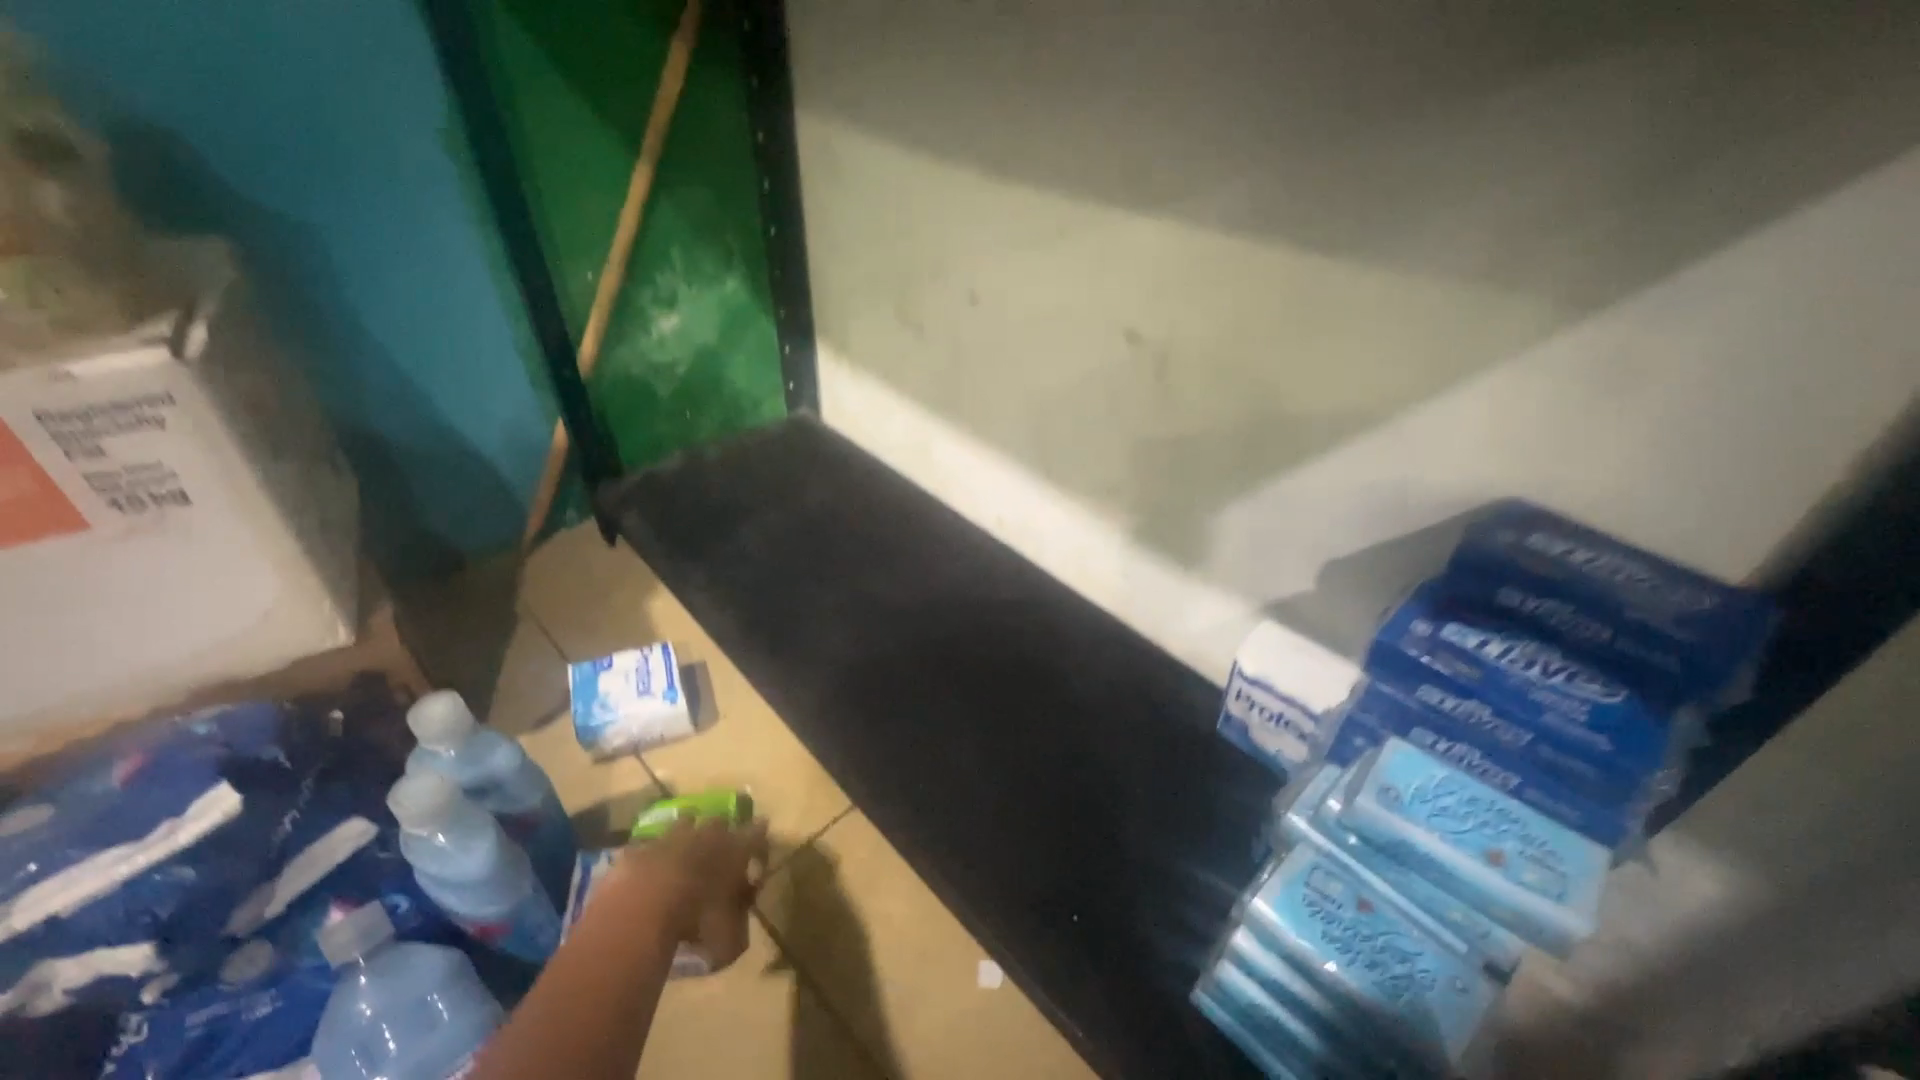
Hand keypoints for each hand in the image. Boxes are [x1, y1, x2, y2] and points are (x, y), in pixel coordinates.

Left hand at [603, 816, 769, 969]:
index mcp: (734, 851)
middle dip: (721, 830)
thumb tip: (739, 917)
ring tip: (685, 850)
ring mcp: (668, 839)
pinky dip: (652, 854)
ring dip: (686, 833)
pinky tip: (649, 868)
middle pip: (718, 821)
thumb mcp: (730, 939)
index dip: (759, 835)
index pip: (756, 833)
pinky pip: (649, 845)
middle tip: (722, 845)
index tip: (761, 836)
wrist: (639, 913)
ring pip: (682, 823)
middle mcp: (704, 836)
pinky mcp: (636, 850)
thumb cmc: (695, 924)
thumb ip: (739, 923)